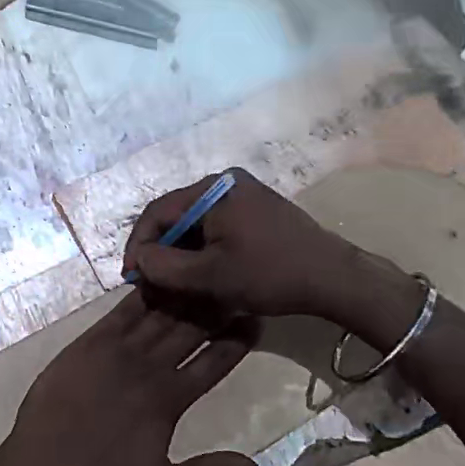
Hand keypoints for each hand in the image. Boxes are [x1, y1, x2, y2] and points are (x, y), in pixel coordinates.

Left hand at [0, 292, 261, 465]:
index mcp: (170, 399)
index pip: (214, 361)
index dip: (236, 341)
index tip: (254, 321)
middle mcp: (149, 367)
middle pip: (190, 329)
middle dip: (215, 307)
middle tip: (232, 286)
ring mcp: (116, 351)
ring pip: (158, 314)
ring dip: (182, 296)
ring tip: (201, 276)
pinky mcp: (88, 343)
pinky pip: (121, 312)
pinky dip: (140, 295)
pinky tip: (155, 278)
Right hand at [121, 168, 369, 317]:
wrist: (334, 279)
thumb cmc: (270, 275)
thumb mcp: (209, 277)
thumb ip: (164, 267)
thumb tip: (138, 260)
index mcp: (213, 190)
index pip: (158, 212)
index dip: (139, 245)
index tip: (131, 276)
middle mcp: (225, 183)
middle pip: (176, 216)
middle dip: (160, 250)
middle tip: (150, 282)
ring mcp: (243, 194)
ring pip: (195, 223)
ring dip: (180, 252)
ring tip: (173, 282)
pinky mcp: (256, 209)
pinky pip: (216, 226)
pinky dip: (202, 249)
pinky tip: (200, 273)